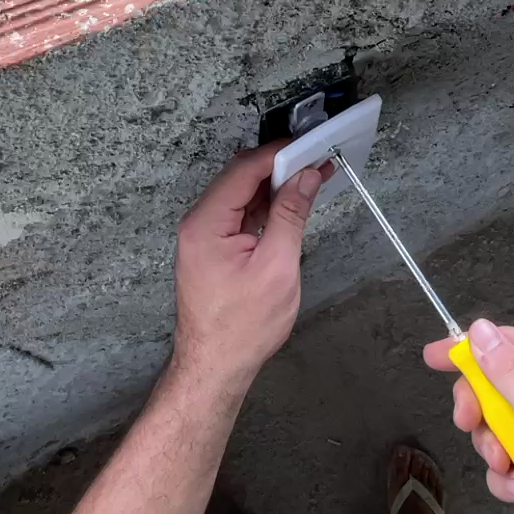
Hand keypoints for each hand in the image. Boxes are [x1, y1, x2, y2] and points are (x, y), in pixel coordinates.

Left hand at [171, 144, 332, 393]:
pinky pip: (242, 213)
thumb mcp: (276, 266)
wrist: (215, 369)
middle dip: (279, 166)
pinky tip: (293, 202)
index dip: (277, 154)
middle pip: (240, 177)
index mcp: (206, 224)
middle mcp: (199, 223)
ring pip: (243, 194)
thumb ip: (291, 215)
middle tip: (314, 159)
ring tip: (312, 177)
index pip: (243, 170)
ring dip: (276, 185)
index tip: (307, 145)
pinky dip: (267, 205)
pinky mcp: (215, 247)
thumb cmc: (242, 327)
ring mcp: (205, 235)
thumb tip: (304, 178)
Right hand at [424, 320, 513, 513]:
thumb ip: (511, 375)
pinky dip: (509, 475)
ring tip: (512, 470)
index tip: (434, 358)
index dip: (468, 350)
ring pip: (500, 424)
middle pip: (498, 385)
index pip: (507, 343)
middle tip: (473, 426)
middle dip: (483, 413)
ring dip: (496, 451)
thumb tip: (480, 331)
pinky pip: (512, 456)